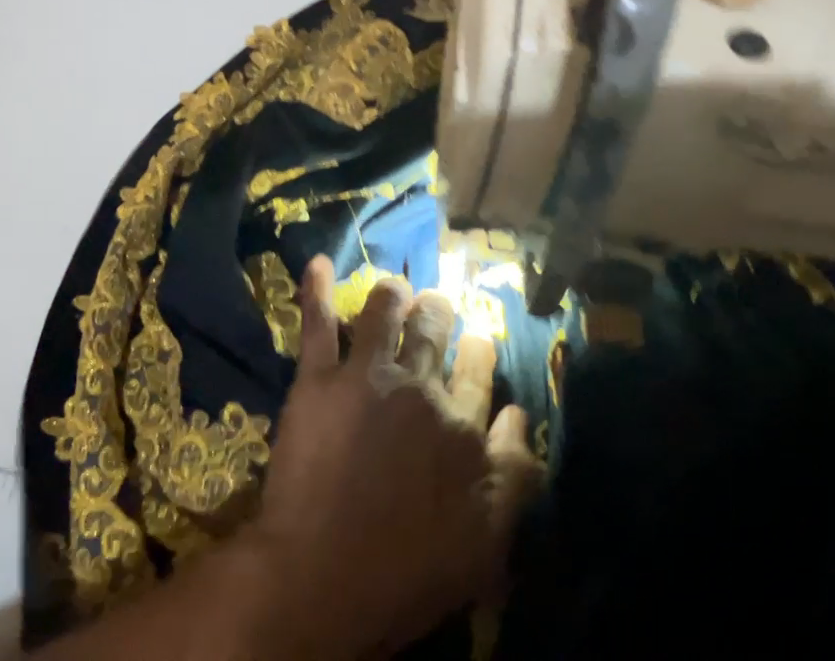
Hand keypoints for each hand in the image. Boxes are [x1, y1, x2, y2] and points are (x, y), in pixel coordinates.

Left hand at [242, 256, 541, 657]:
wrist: (326, 571)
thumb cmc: (410, 568)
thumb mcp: (489, 538)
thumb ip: (514, 474)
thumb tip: (519, 417)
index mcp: (463, 425)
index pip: (479, 373)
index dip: (479, 352)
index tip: (479, 341)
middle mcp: (420, 388)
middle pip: (434, 332)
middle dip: (438, 311)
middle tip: (435, 303)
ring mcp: (367, 377)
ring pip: (382, 314)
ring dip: (390, 295)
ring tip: (393, 287)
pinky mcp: (317, 380)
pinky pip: (316, 323)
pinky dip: (315, 289)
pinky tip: (315, 264)